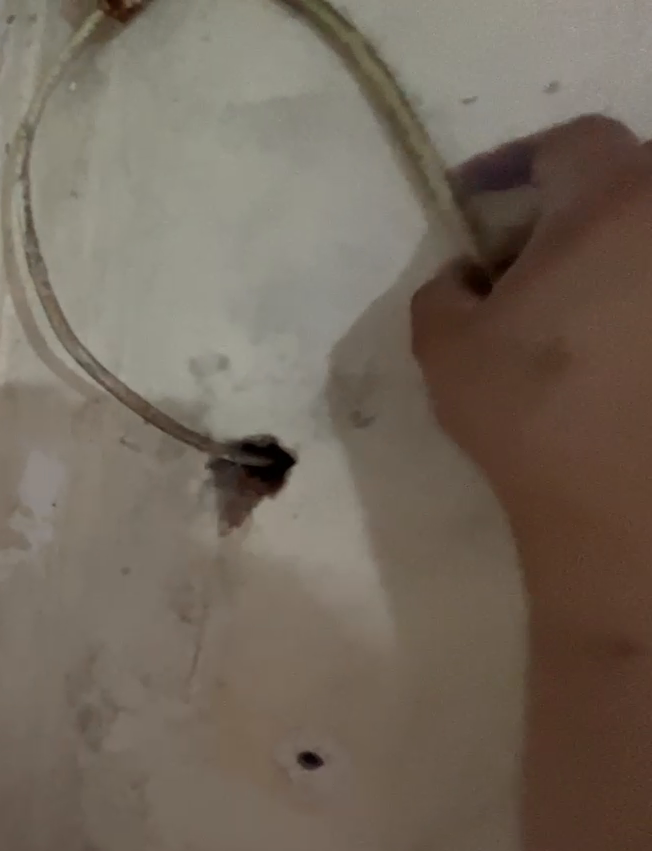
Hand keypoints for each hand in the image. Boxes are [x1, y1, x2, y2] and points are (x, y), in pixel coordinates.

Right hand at [412, 116, 651, 619]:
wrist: (625, 483)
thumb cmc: (523, 400)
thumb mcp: (441, 342)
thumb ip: (444, 289)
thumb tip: (469, 271)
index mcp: (611, 206)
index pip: (570, 143)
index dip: (514, 160)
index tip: (471, 196)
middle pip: (628, 178)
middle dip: (567, 207)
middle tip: (517, 256)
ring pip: (648, 231)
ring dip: (608, 249)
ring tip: (567, 301)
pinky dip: (632, 288)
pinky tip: (608, 336)